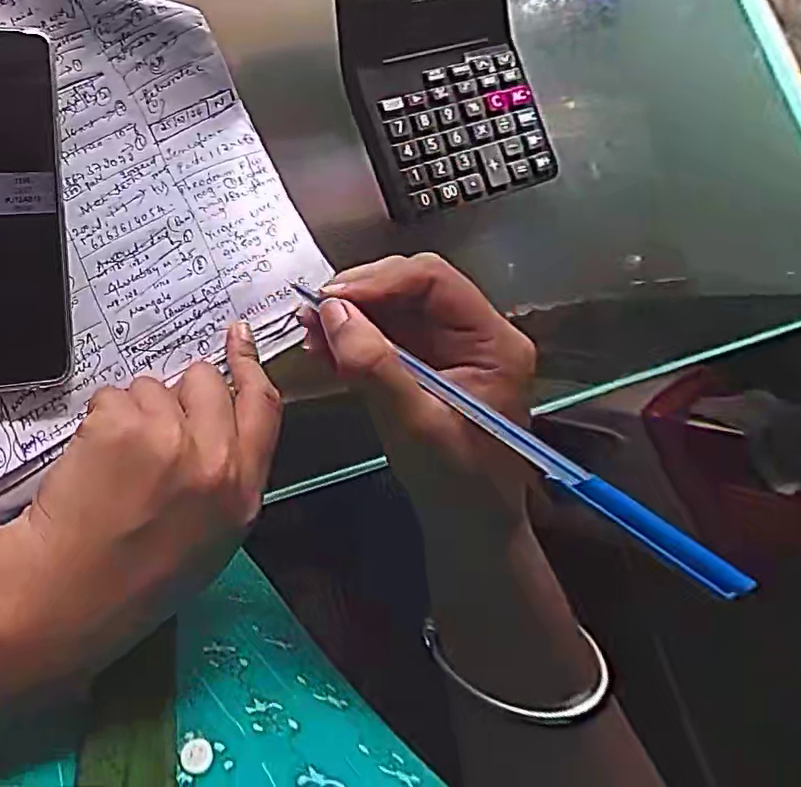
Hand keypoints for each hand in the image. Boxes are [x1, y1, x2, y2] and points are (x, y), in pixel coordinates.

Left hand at [4, 321, 281, 666]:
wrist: (70, 592)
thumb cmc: (133, 574)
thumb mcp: (208, 534)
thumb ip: (222, 472)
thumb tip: (206, 419)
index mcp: (242, 491)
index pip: (262, 406)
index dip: (248, 365)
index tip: (237, 337)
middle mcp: (213, 459)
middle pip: (203, 380)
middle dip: (176, 394)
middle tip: (148, 430)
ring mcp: (167, 437)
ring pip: (150, 386)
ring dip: (133, 411)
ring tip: (116, 463)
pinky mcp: (121, 424)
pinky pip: (112, 395)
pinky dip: (100, 419)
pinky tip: (92, 461)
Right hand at [297, 253, 537, 532]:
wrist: (466, 520)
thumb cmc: (457, 481)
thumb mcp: (415, 425)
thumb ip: (376, 367)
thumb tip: (332, 312)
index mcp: (491, 341)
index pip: (433, 280)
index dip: (378, 281)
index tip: (330, 298)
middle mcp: (469, 331)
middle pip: (407, 283)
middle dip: (356, 294)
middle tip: (314, 313)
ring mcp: (442, 343)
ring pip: (387, 303)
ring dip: (344, 311)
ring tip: (310, 328)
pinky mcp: (416, 357)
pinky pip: (376, 327)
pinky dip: (345, 332)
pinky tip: (321, 344)